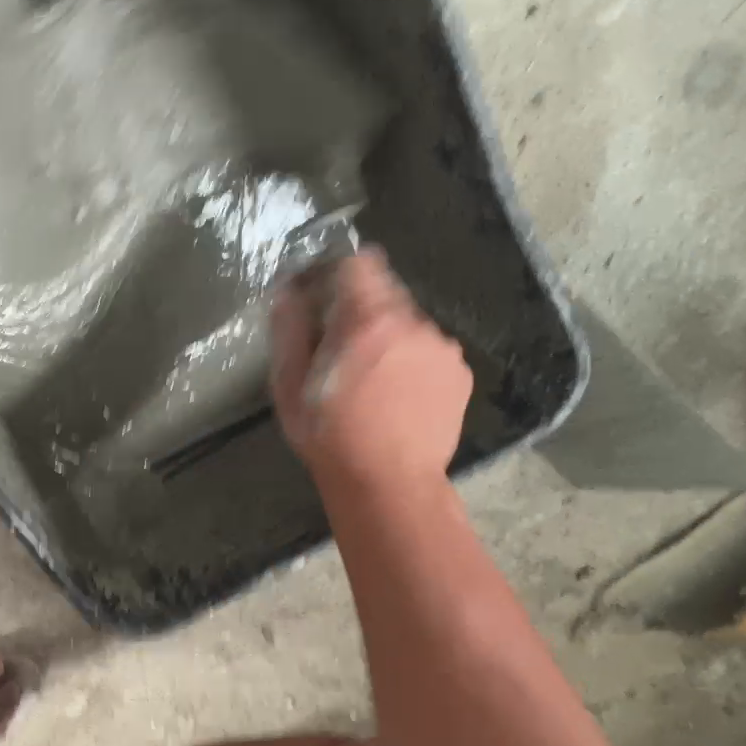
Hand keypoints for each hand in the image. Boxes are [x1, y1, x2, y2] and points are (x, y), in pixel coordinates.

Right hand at [269, 247, 472, 493]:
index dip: (336, 269)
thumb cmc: (328, 433)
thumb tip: (286, 291)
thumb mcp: (289, 384)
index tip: (319, 288)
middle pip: (383, 294)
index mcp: (366, 321)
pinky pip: (427, 351)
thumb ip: (288, 330)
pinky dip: (407, 360)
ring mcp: (442, 349)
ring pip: (406, 324)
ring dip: (384, 337)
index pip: (359, 264)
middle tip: (335, 348)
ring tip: (365, 377)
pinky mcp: (459, 373)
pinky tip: (392, 392)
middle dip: (357, 311)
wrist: (388, 481)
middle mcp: (413, 324)